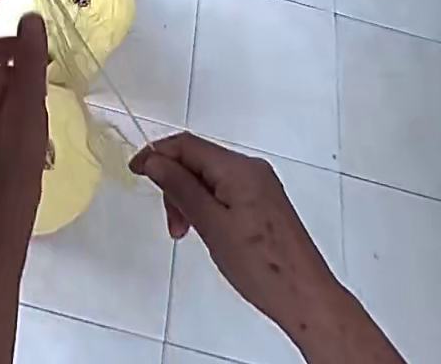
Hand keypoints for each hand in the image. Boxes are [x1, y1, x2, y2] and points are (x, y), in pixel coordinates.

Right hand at [130, 134, 350, 346]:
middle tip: (173, 225)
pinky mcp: (264, 200)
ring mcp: (260, 183)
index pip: (188, 144)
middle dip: (176, 184)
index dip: (158, 153)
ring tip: (187, 233)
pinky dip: (208, 203)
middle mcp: (250, 167)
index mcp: (238, 167)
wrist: (305, 296)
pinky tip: (206, 228)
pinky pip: (226, 188)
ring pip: (211, 176)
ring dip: (190, 198)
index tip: (135, 170)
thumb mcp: (212, 225)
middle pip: (199, 160)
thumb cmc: (259, 265)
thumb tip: (155, 160)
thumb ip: (181, 189)